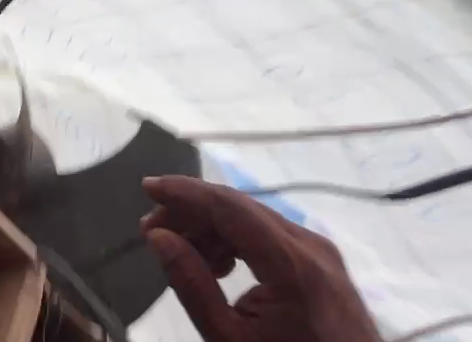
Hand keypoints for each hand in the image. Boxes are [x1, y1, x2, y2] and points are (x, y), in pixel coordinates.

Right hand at [142, 175, 377, 341]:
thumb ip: (191, 285)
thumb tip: (158, 235)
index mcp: (292, 268)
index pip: (228, 207)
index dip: (183, 192)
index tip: (146, 188)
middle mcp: (312, 250)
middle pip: (238, 208)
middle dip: (191, 211)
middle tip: (152, 229)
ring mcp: (323, 257)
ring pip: (252, 219)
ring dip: (210, 227)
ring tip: (181, 251)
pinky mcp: (325, 268)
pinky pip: (269, 236)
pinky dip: (235, 241)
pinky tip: (216, 265)